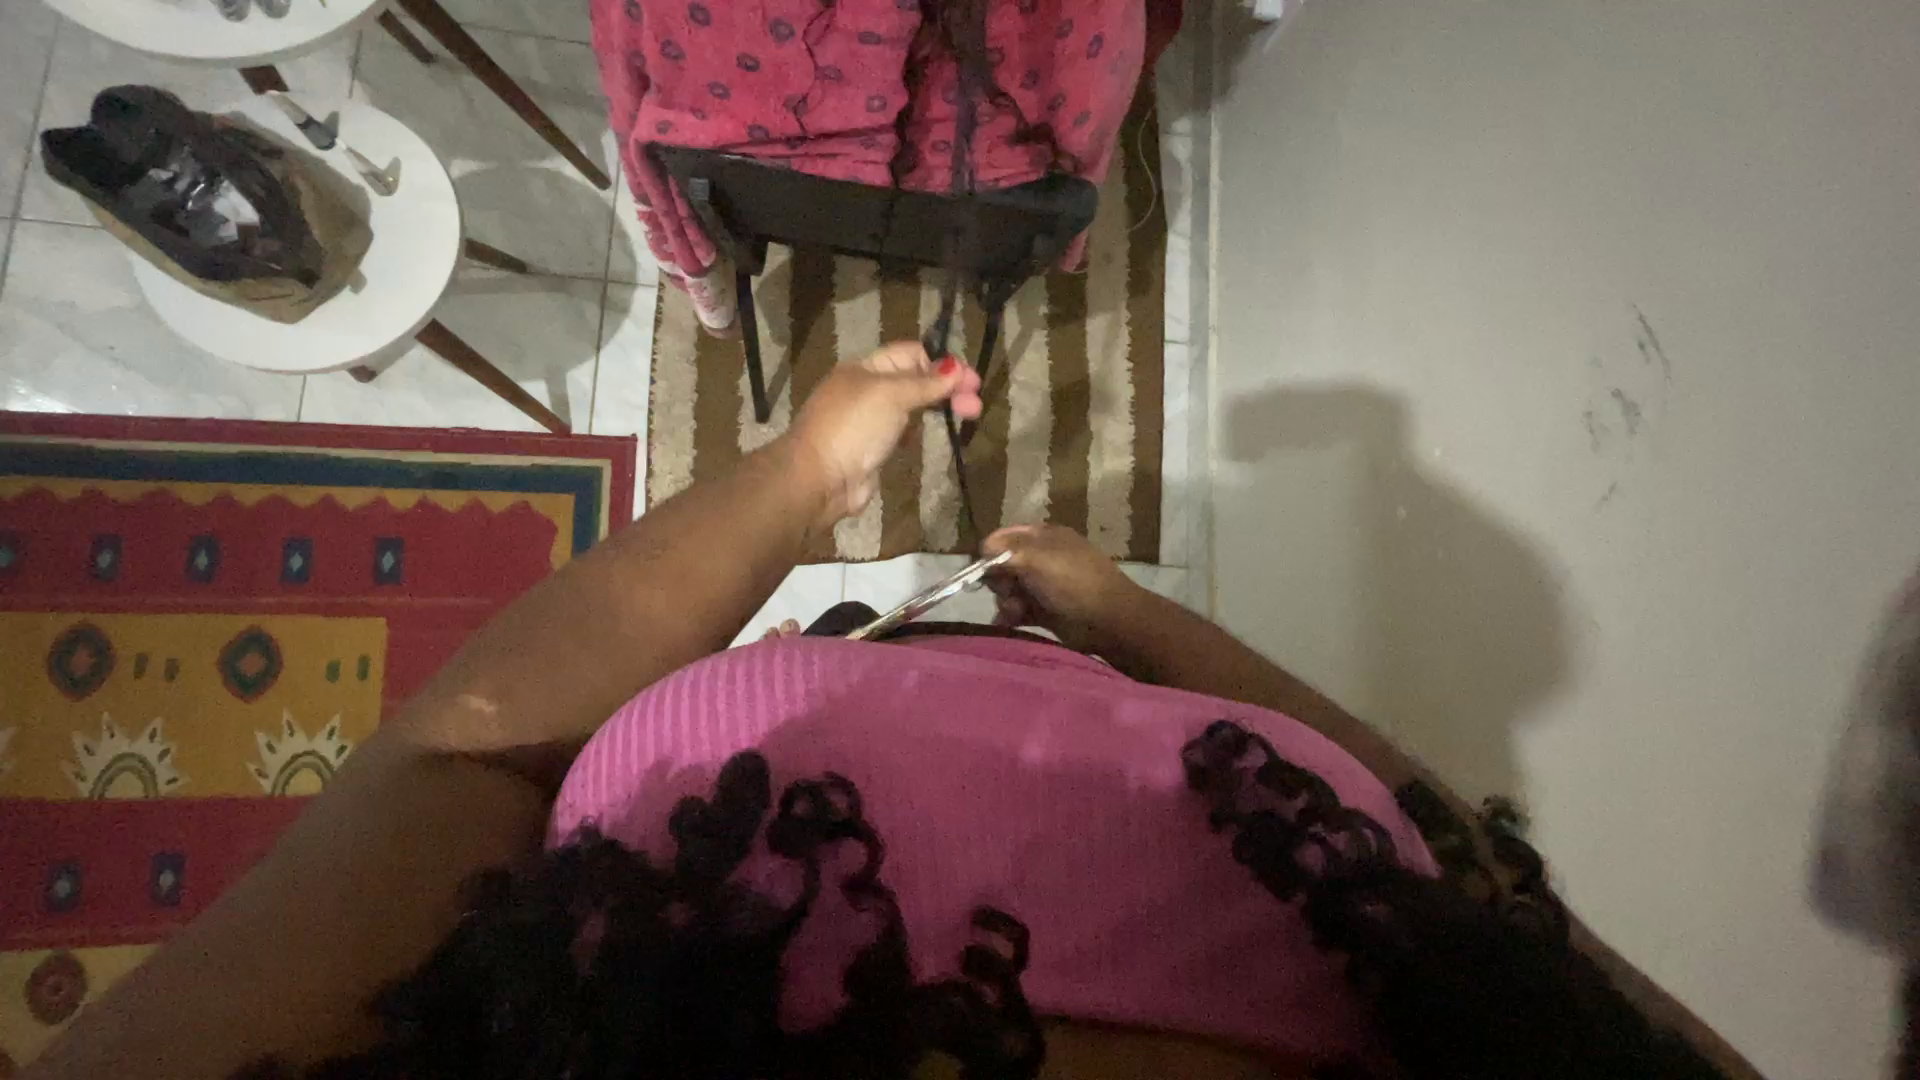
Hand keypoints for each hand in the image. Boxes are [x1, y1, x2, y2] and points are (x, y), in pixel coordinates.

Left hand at [784, 341, 982, 523]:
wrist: (820, 479)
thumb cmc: (854, 427)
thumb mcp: (891, 395)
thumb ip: (925, 383)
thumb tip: (956, 368)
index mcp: (866, 368)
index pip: (911, 354)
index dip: (941, 363)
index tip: (970, 380)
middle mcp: (867, 390)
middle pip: (915, 380)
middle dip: (947, 388)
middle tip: (976, 405)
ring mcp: (870, 421)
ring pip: (911, 407)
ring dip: (937, 408)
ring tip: (967, 417)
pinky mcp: (873, 449)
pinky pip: (902, 433)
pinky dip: (918, 431)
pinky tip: (929, 436)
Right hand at [981, 524, 1151, 651]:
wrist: (1110, 621)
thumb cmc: (1074, 582)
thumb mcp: (1038, 558)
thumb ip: (1006, 551)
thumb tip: (982, 548)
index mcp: (1044, 537)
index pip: (1004, 538)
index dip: (990, 552)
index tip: (983, 570)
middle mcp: (1042, 559)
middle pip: (1002, 565)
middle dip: (999, 579)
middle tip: (1010, 590)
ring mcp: (1044, 586)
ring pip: (1009, 590)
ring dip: (1005, 601)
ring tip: (1015, 611)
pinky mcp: (1045, 612)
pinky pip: (1017, 611)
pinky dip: (1010, 616)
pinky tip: (1009, 622)